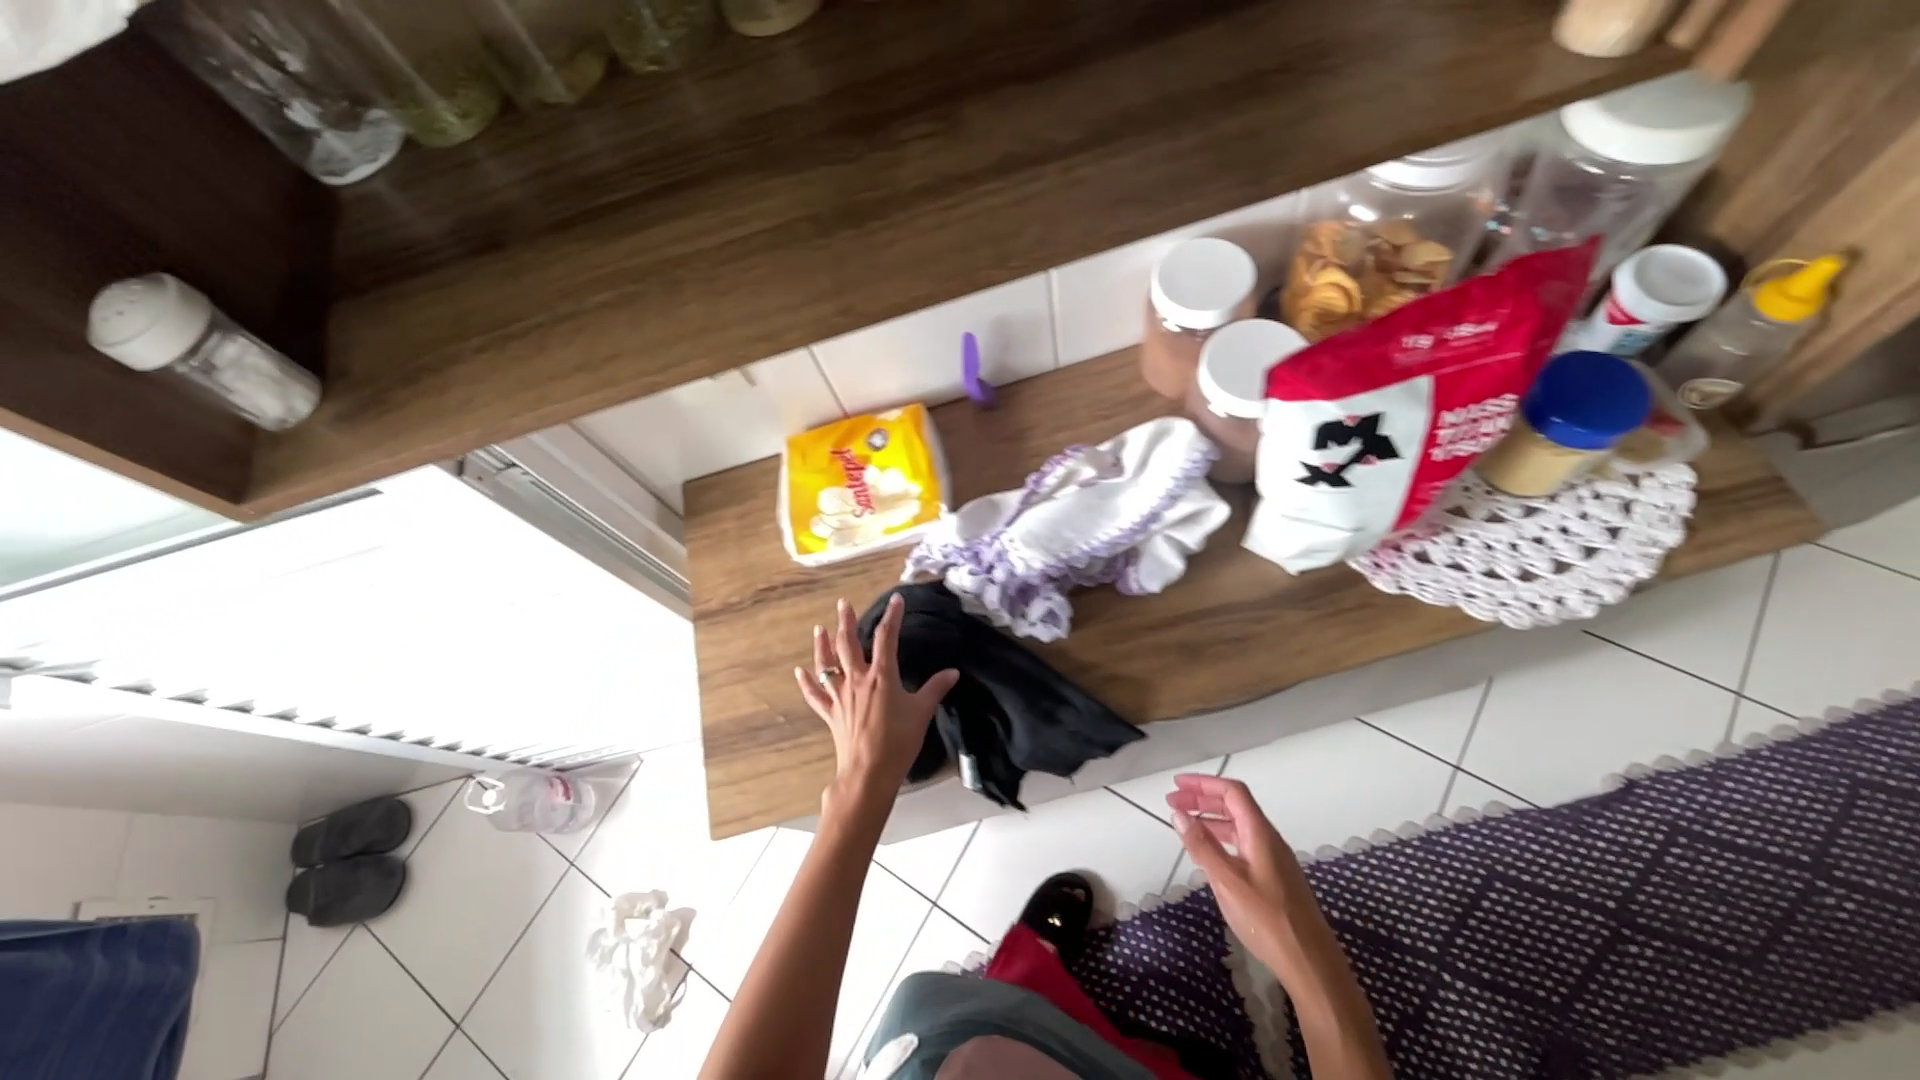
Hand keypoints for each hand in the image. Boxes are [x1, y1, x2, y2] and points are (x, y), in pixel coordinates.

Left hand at [795, 595, 958, 809]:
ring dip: (822, 645)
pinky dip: (806, 682)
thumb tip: (952, 672)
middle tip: (843, 604)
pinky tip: (800, 672)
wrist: (869, 771)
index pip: (887, 638)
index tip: (896, 600)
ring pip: (827, 664)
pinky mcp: (830, 713)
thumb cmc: (899, 741)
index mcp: (882, 676)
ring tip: (820, 629)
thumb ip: (935, 689)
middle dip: (846, 622)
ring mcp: (840, 696)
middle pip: (848, 644)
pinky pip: (815, 695)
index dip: (892, 617)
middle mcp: (857, 679)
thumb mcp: (922, 712)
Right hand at [1167, 773, 1325, 974]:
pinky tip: (1208, 853)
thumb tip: (1178, 813)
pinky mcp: (1273, 877)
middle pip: (1235, 806)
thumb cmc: (1267, 919)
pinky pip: (1242, 844)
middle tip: (1173, 802)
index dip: (1204, 783)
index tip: (1178, 784)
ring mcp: (1272, 858)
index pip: (1233, 792)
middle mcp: (1268, 839)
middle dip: (1203, 799)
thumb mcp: (1227, 882)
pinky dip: (1221, 839)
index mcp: (1260, 833)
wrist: (1309, 960)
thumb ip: (1202, 846)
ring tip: (1184, 824)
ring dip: (1211, 819)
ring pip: (1238, 826)